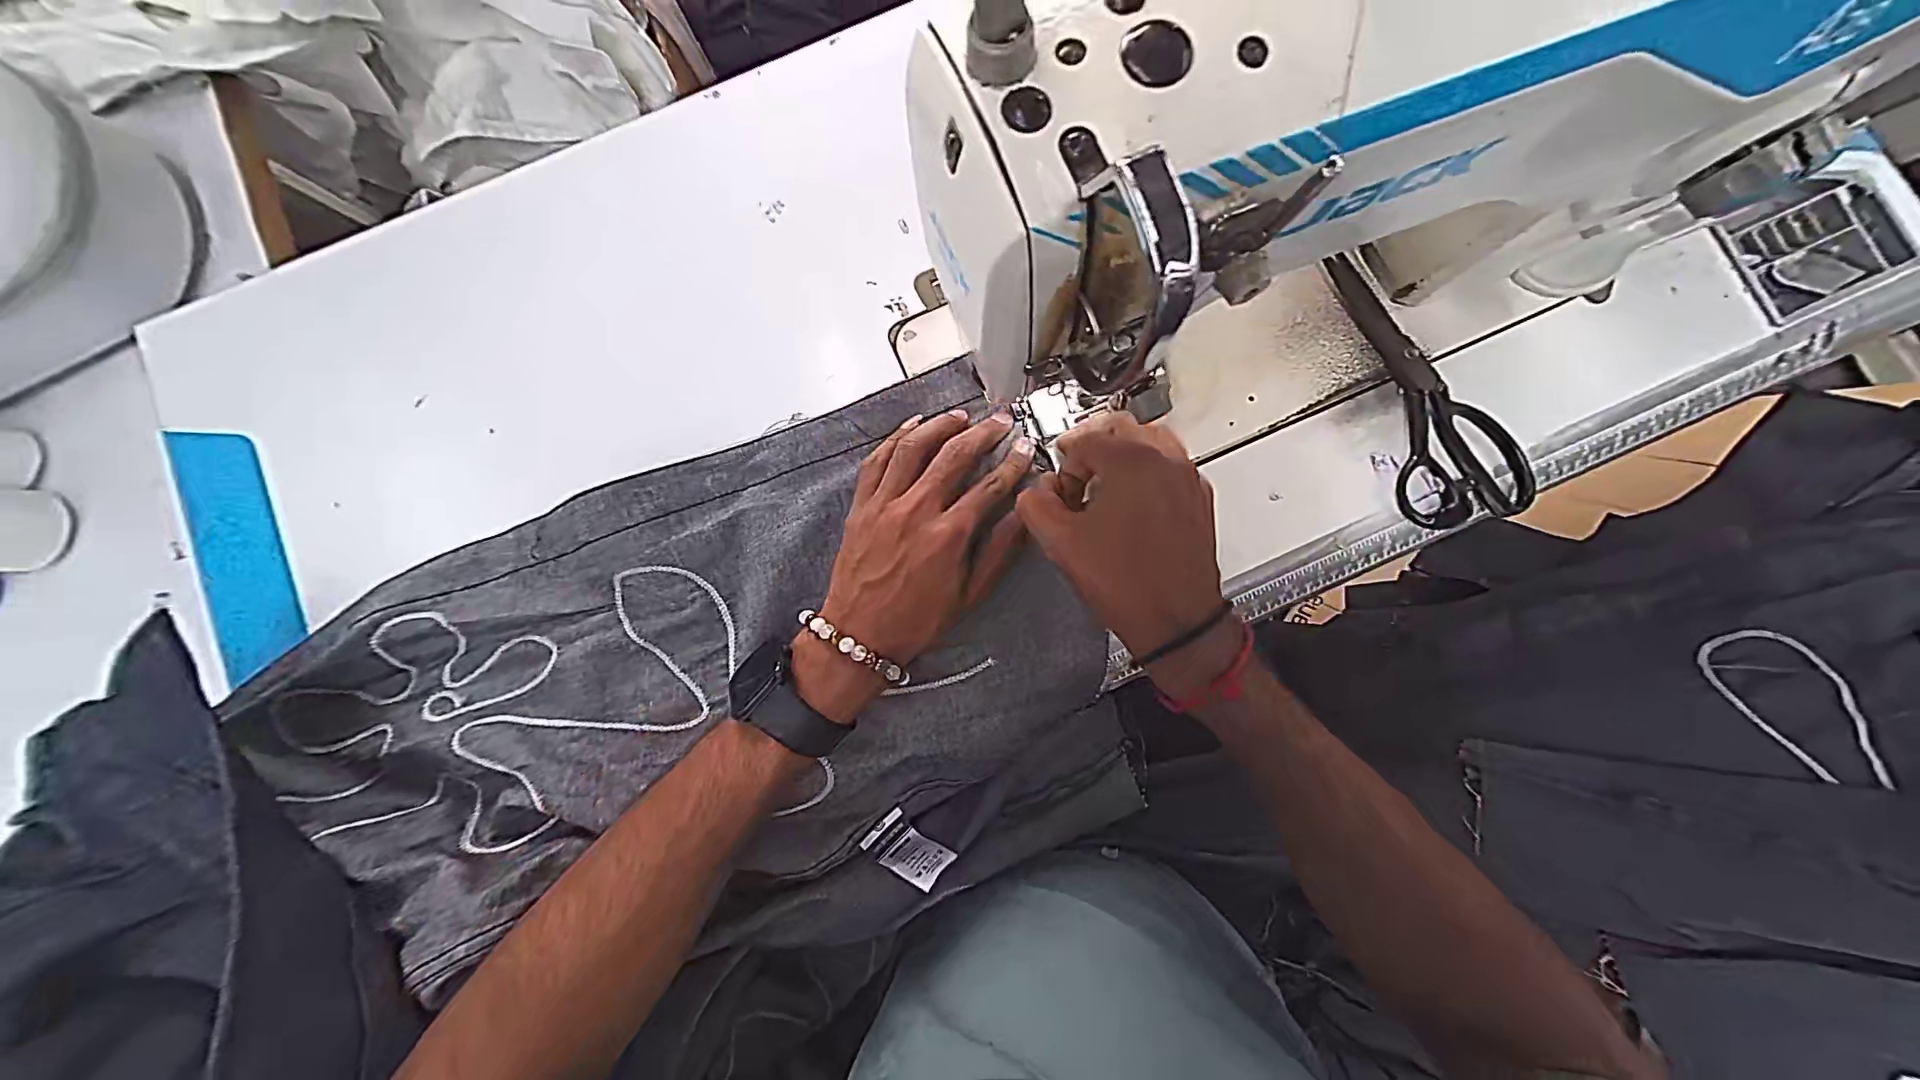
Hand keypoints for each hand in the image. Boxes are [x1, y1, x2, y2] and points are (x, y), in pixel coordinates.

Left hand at [790, 408, 1034, 724]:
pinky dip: (895, 438)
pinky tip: (912, 427)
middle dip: (983, 433)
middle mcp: (915, 513)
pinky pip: (877, 461)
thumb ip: (998, 552)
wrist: (859, 635)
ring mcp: (884, 506)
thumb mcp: (968, 596)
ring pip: (914, 448)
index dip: (1012, 463)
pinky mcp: (861, 507)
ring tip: (960, 416)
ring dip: (940, 426)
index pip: (989, 486)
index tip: (1024, 450)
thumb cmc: (912, 622)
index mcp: (947, 536)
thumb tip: (1022, 517)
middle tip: (999, 422)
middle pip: (954, 455)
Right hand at [1015, 412, 1239, 699]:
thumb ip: (1035, 504)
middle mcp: (1165, 460)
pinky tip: (1131, 504)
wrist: (1175, 620)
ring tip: (1103, 488)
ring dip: (1121, 456)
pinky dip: (1147, 473)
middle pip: (1119, 428)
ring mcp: (1186, 478)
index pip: (1083, 439)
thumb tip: (1035, 492)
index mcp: (1130, 462)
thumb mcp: (1060, 543)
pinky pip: (1169, 466)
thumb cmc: (1130, 585)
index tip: (1059, 490)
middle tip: (1076, 479)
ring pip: (1148, 442)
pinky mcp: (1198, 498)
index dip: (1062, 466)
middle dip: (1091, 450)